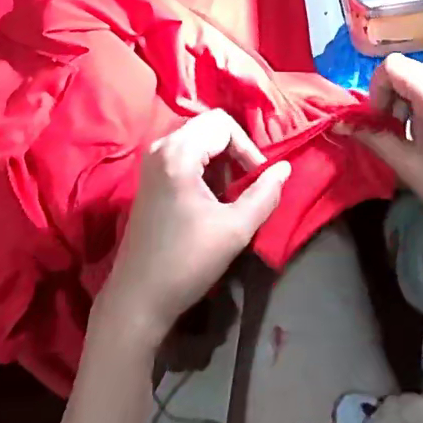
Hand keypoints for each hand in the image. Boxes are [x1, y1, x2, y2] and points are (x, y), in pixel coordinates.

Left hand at [97, 110, 292, 340]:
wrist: (137, 299)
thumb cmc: (187, 262)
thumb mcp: (235, 229)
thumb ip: (265, 194)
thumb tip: (284, 168)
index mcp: (178, 152)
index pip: (223, 124)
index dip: (248, 148)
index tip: (258, 180)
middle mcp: (160, 146)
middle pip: (209, 126)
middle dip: (235, 150)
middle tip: (248, 184)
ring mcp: (151, 161)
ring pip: (198, 139)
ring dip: (221, 160)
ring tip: (231, 195)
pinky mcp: (149, 177)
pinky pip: (184, 154)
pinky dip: (204, 167)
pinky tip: (211, 199)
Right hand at [347, 54, 422, 254]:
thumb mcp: (409, 168)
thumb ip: (375, 139)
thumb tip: (342, 124)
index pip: (394, 66)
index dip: (376, 88)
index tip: (378, 119)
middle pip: (407, 69)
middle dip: (388, 94)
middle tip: (387, 128)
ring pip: (420, 77)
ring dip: (403, 98)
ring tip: (404, 133)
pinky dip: (419, 102)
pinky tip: (422, 132)